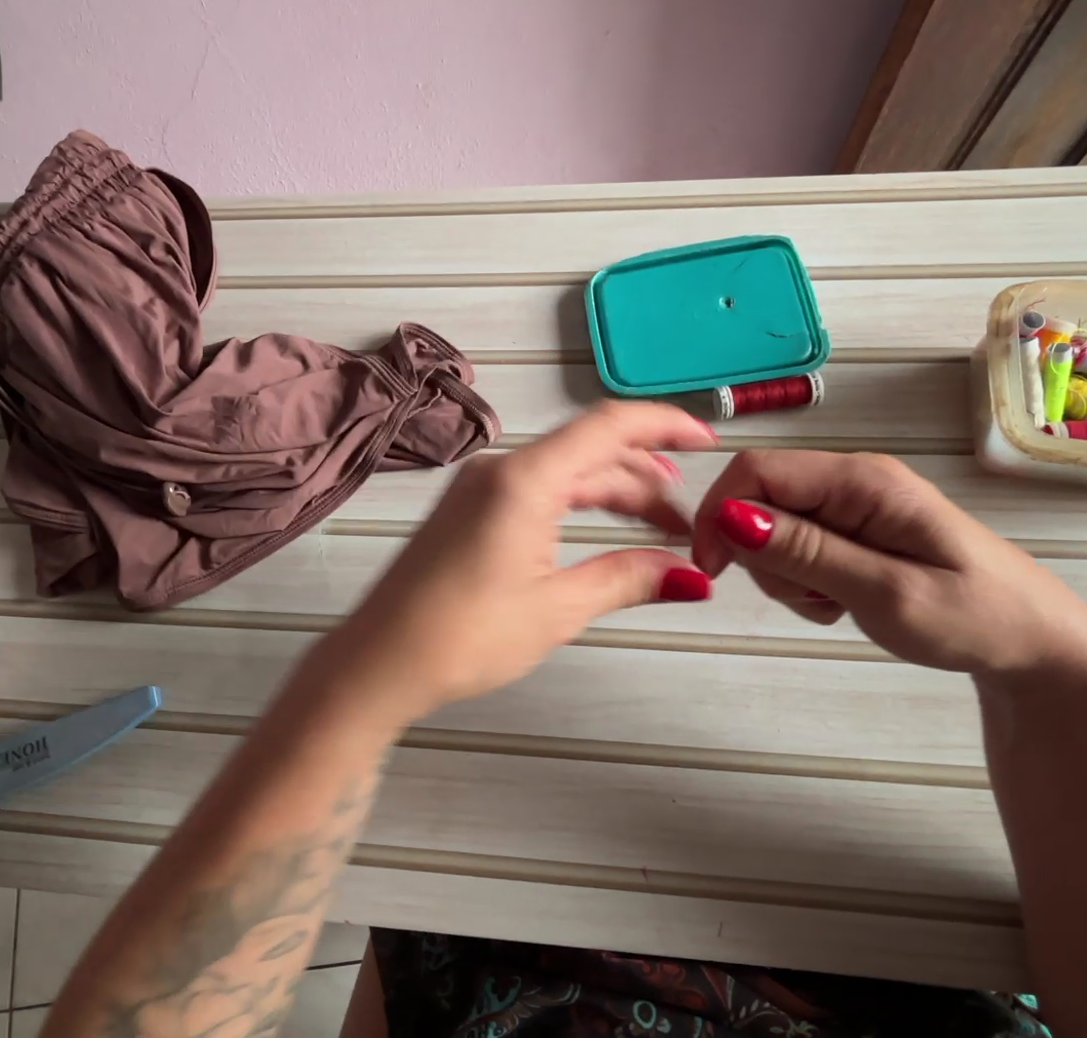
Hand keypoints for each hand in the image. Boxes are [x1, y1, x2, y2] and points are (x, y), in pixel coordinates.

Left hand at [310, 402, 720, 723]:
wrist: (378, 661)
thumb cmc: (459, 636)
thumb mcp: (556, 609)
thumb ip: (626, 579)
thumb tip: (688, 575)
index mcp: (524, 479)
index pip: (608, 425)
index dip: (664, 424)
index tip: (708, 441)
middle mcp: (500, 470)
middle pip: (590, 452)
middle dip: (645, 480)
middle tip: (687, 523)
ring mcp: (479, 488)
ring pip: (564, 473)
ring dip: (613, 495)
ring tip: (658, 531)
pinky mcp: (467, 510)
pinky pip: (537, 491)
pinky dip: (576, 506)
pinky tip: (601, 534)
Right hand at [689, 451, 1086, 686]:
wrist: (1035, 646)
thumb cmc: (975, 618)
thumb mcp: (886, 593)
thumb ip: (806, 552)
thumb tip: (729, 516)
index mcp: (861, 480)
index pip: (755, 470)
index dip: (718, 513)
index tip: (713, 571)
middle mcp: (850, 481)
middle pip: (757, 500)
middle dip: (758, 555)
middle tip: (810, 599)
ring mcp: (851, 506)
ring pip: (770, 530)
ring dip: (783, 575)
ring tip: (836, 604)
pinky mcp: (852, 530)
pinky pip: (794, 548)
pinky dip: (801, 582)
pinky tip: (841, 602)